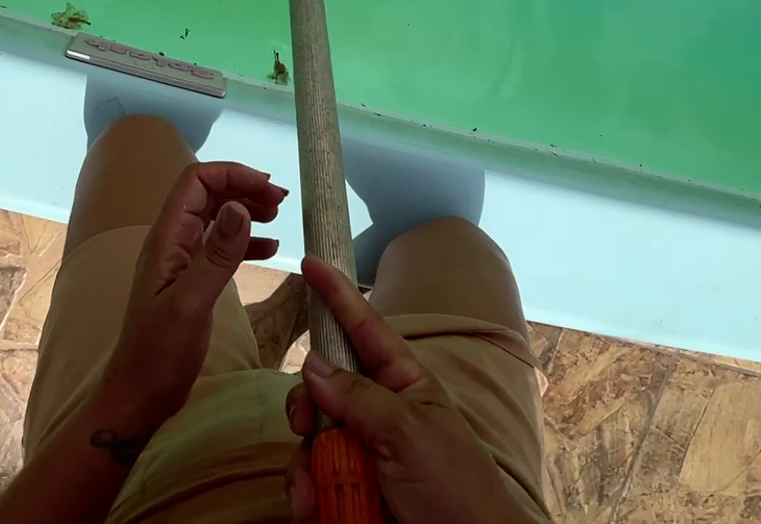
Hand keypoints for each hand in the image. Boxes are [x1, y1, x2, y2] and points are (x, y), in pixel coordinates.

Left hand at [96, 161, 287, 442]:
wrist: (140, 396)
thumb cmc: (159, 352)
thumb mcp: (191, 303)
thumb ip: (216, 255)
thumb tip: (241, 207)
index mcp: (167, 237)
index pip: (197, 181)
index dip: (232, 174)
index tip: (268, 188)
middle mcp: (173, 240)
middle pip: (208, 193)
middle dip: (244, 188)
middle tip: (281, 202)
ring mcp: (182, 259)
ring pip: (216, 216)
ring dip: (246, 209)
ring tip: (277, 216)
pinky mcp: (192, 279)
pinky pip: (221, 245)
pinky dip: (246, 240)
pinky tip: (270, 250)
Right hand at [284, 256, 542, 523]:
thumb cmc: (456, 489)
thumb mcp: (411, 435)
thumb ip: (359, 397)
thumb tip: (312, 363)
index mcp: (401, 382)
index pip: (364, 326)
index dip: (337, 293)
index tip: (311, 262)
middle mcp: (376, 409)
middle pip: (322, 384)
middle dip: (306, 403)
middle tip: (304, 425)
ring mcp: (361, 449)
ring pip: (311, 436)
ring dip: (304, 464)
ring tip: (312, 496)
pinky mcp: (348, 487)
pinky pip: (311, 477)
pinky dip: (306, 493)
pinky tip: (313, 510)